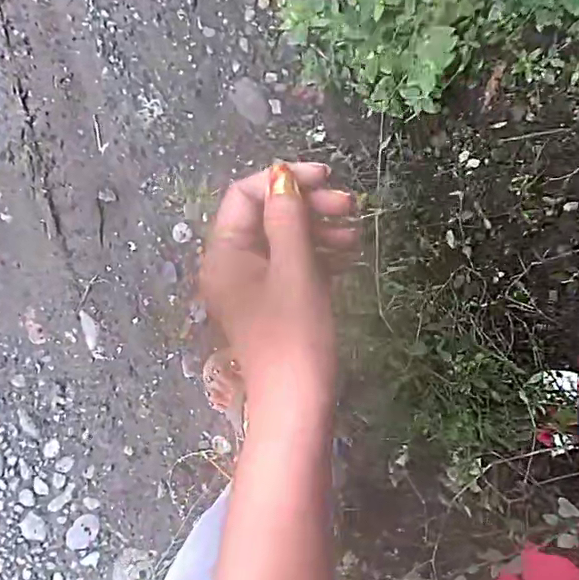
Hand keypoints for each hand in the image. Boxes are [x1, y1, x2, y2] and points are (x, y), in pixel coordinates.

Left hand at [200, 163, 357, 402]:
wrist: (298, 404)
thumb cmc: (295, 336)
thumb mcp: (296, 269)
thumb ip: (288, 217)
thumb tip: (282, 174)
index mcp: (223, 253)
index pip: (244, 195)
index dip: (283, 180)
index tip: (327, 177)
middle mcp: (230, 265)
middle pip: (265, 215)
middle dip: (307, 205)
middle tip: (350, 206)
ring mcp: (251, 286)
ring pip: (282, 240)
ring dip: (318, 229)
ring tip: (355, 234)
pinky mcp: (272, 303)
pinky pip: (290, 265)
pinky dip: (317, 255)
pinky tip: (347, 256)